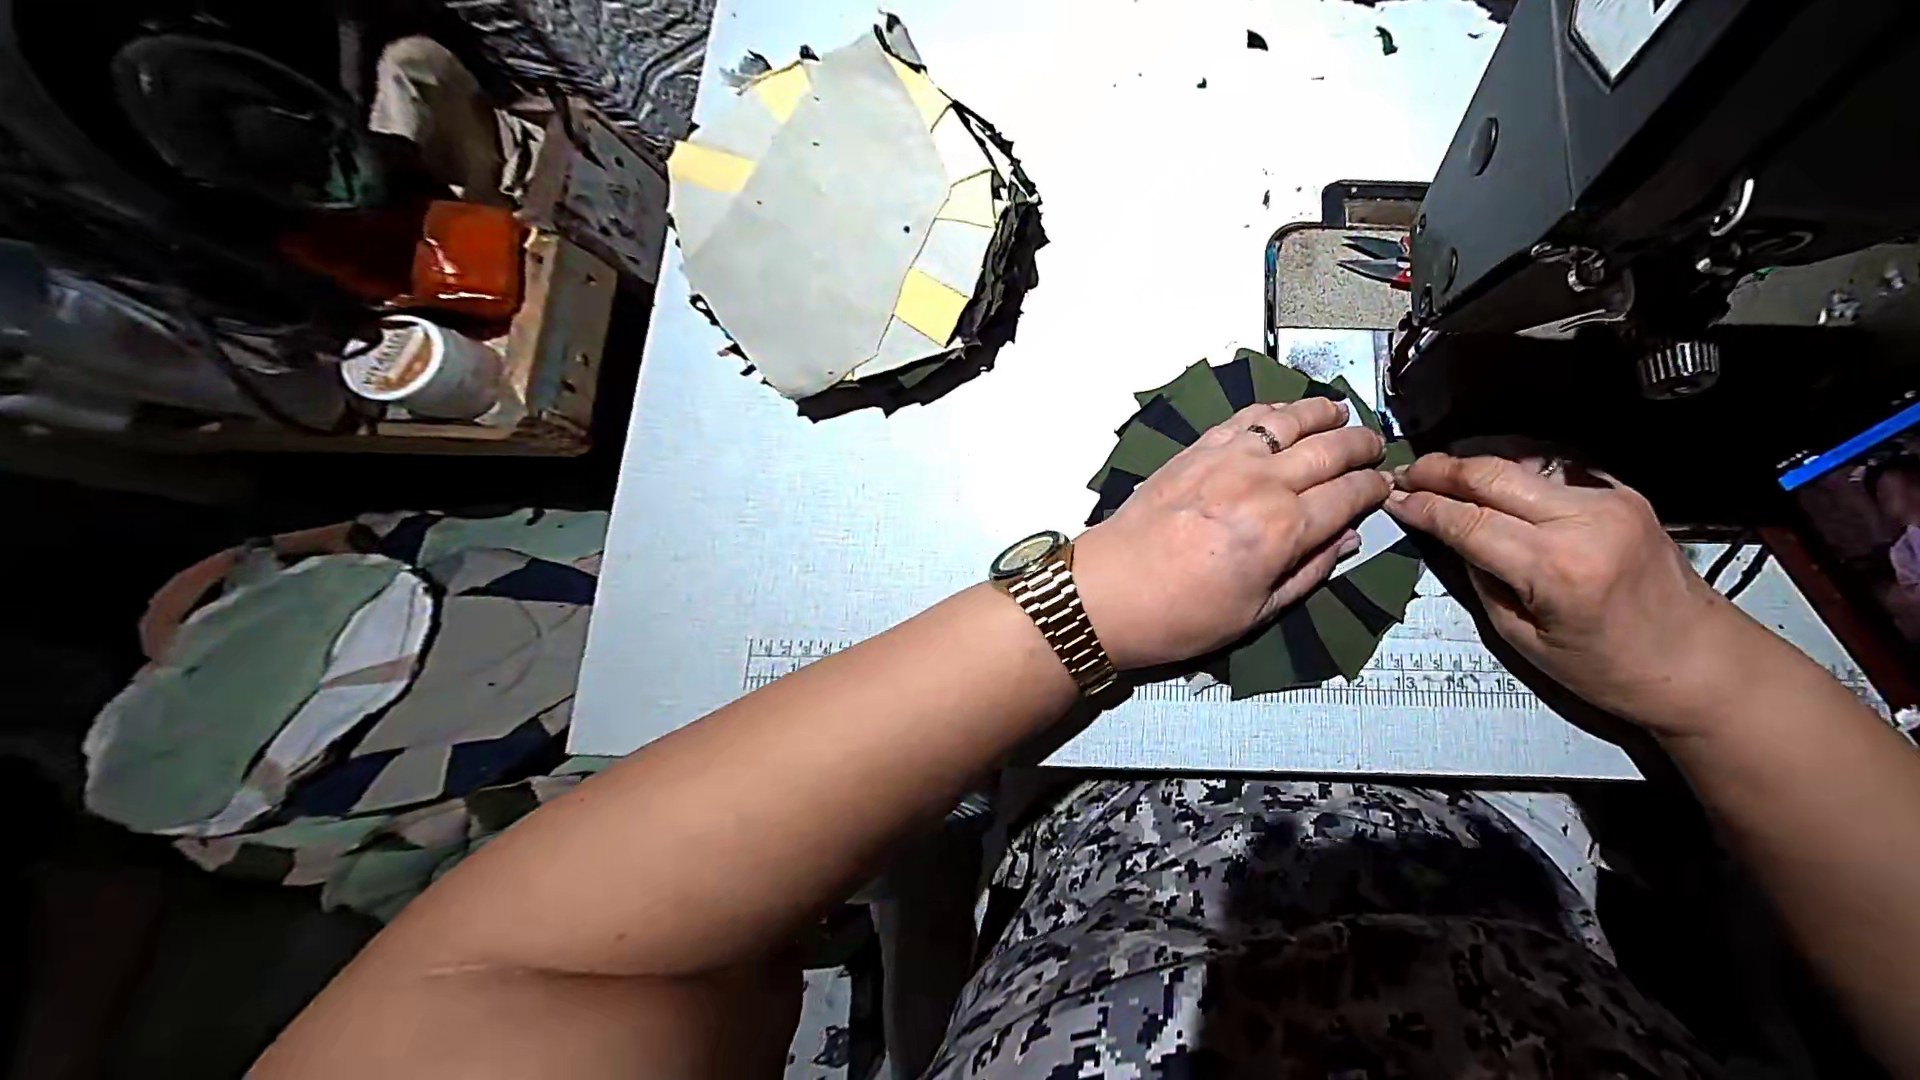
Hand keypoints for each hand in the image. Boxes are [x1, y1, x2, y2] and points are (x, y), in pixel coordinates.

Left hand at [1072, 398, 1390, 669]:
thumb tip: (1347, 538)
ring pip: (1287, 420)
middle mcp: (1259, 483)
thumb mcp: (1256, 612)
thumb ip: (1308, 570)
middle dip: (1361, 444)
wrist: (1104, 593)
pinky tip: (1280, 414)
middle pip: (1329, 448)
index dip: (1375, 487)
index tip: (1385, 485)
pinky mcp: (1191, 453)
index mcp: (1283, 528)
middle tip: (1374, 446)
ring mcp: (1222, 461)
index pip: (1350, 494)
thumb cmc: (1178, 615)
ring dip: (1321, 413)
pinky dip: (1269, 411)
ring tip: (1339, 413)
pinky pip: (1240, 419)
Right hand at [1384, 453, 1763, 735]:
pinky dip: (1509, 463)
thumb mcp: (1520, 635)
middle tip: (1403, 472)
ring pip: (1520, 461)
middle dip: (1439, 470)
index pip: (1467, 521)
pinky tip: (1483, 469)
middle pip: (1492, 476)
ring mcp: (1611, 502)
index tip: (1391, 500)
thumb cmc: (1609, 667)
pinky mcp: (1622, 495)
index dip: (1421, 507)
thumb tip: (1449, 536)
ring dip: (1470, 463)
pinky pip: (1550, 468)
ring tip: (1434, 469)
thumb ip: (1481, 578)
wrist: (1706, 664)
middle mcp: (1588, 522)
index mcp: (1558, 567)